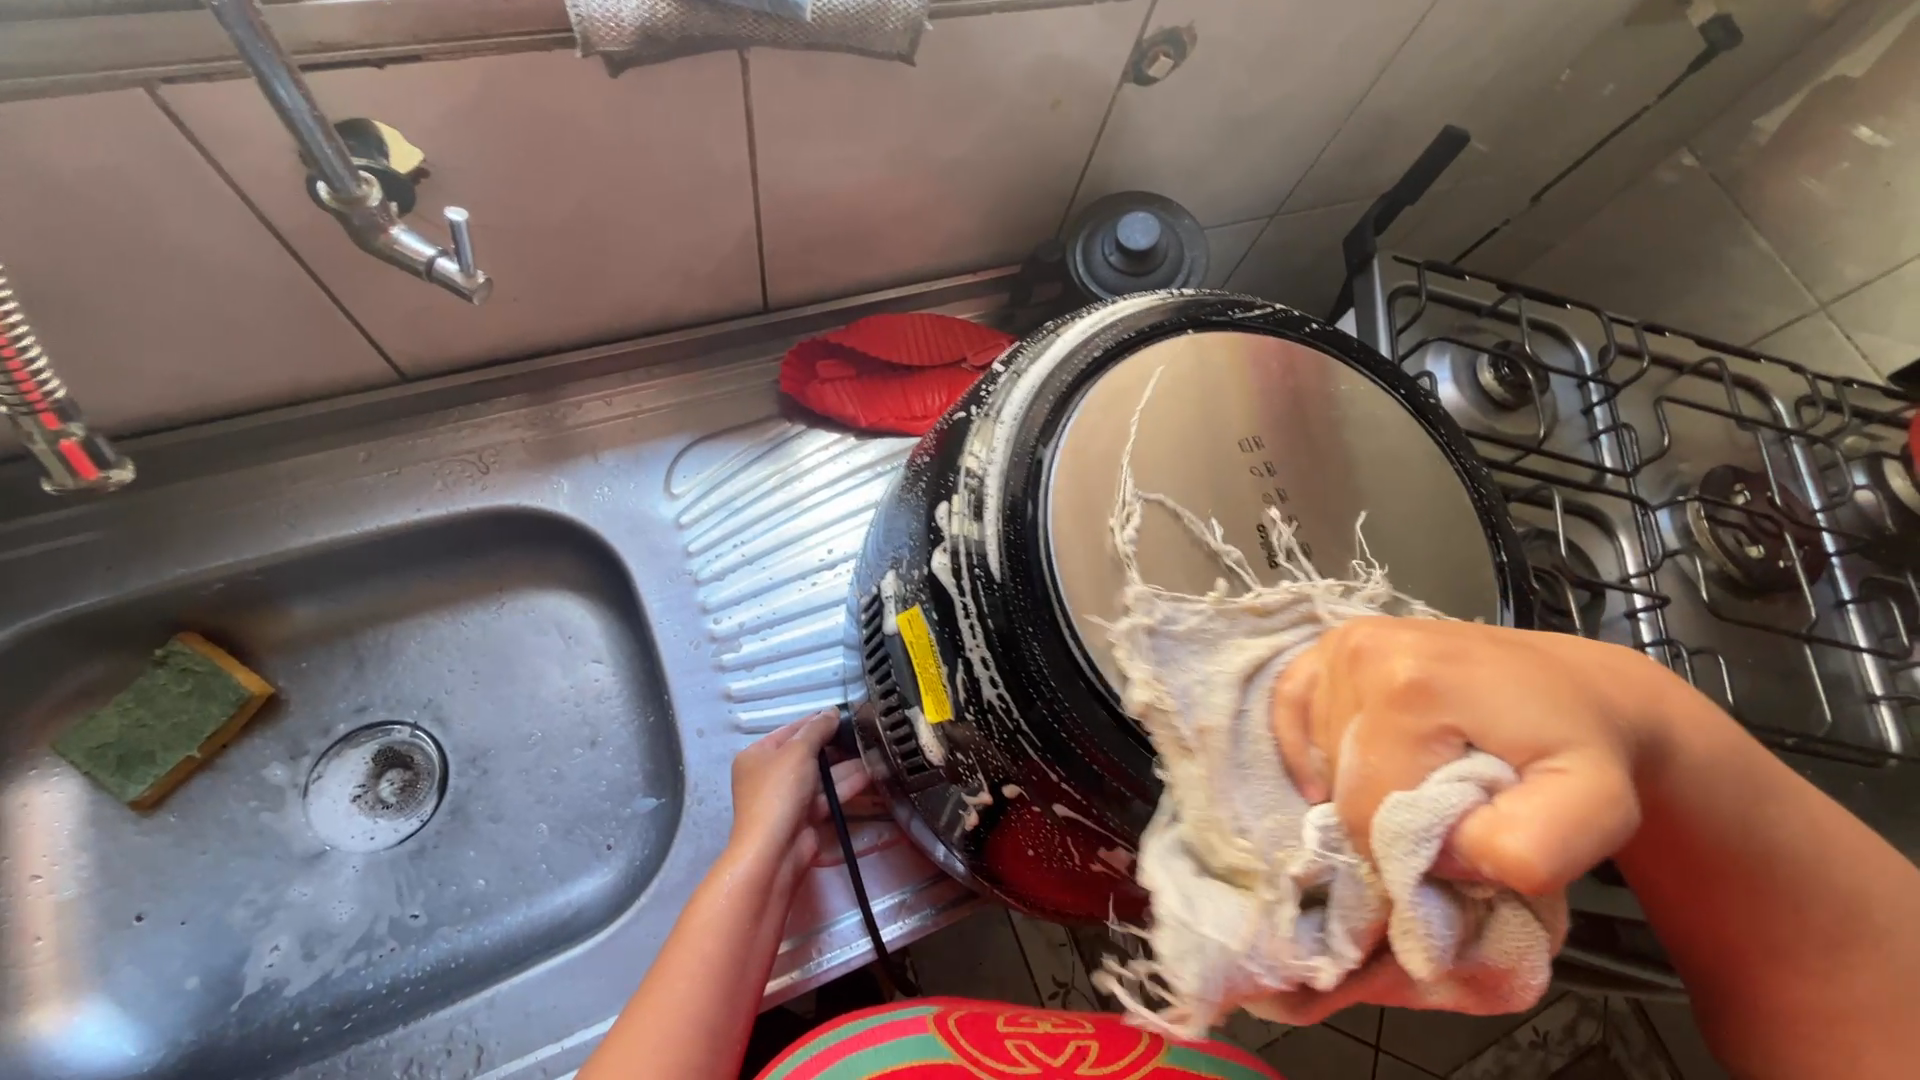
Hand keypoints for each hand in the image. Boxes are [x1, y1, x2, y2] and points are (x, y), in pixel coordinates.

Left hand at [728, 710, 871, 885]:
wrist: (774, 851)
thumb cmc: (778, 792)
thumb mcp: (797, 751)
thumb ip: (817, 729)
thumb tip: (831, 712)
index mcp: (758, 754)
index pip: (791, 730)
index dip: (817, 721)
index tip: (844, 714)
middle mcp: (770, 774)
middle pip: (808, 753)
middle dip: (835, 745)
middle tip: (864, 733)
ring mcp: (788, 797)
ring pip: (821, 775)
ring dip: (846, 766)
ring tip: (874, 752)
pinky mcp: (804, 817)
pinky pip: (827, 795)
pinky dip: (846, 785)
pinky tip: (870, 774)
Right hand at [1270, 618, 1697, 894]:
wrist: (1580, 686)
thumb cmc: (1586, 750)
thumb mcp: (1593, 811)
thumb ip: (1529, 848)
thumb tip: (1439, 853)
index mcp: (1410, 687)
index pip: (1368, 809)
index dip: (1416, 846)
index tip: (1469, 834)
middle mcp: (1360, 652)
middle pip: (1342, 780)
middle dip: (1390, 814)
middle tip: (1450, 806)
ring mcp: (1341, 643)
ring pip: (1319, 753)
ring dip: (1362, 781)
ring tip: (1419, 775)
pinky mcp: (1330, 645)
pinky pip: (1287, 705)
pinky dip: (1302, 743)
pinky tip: (1328, 768)